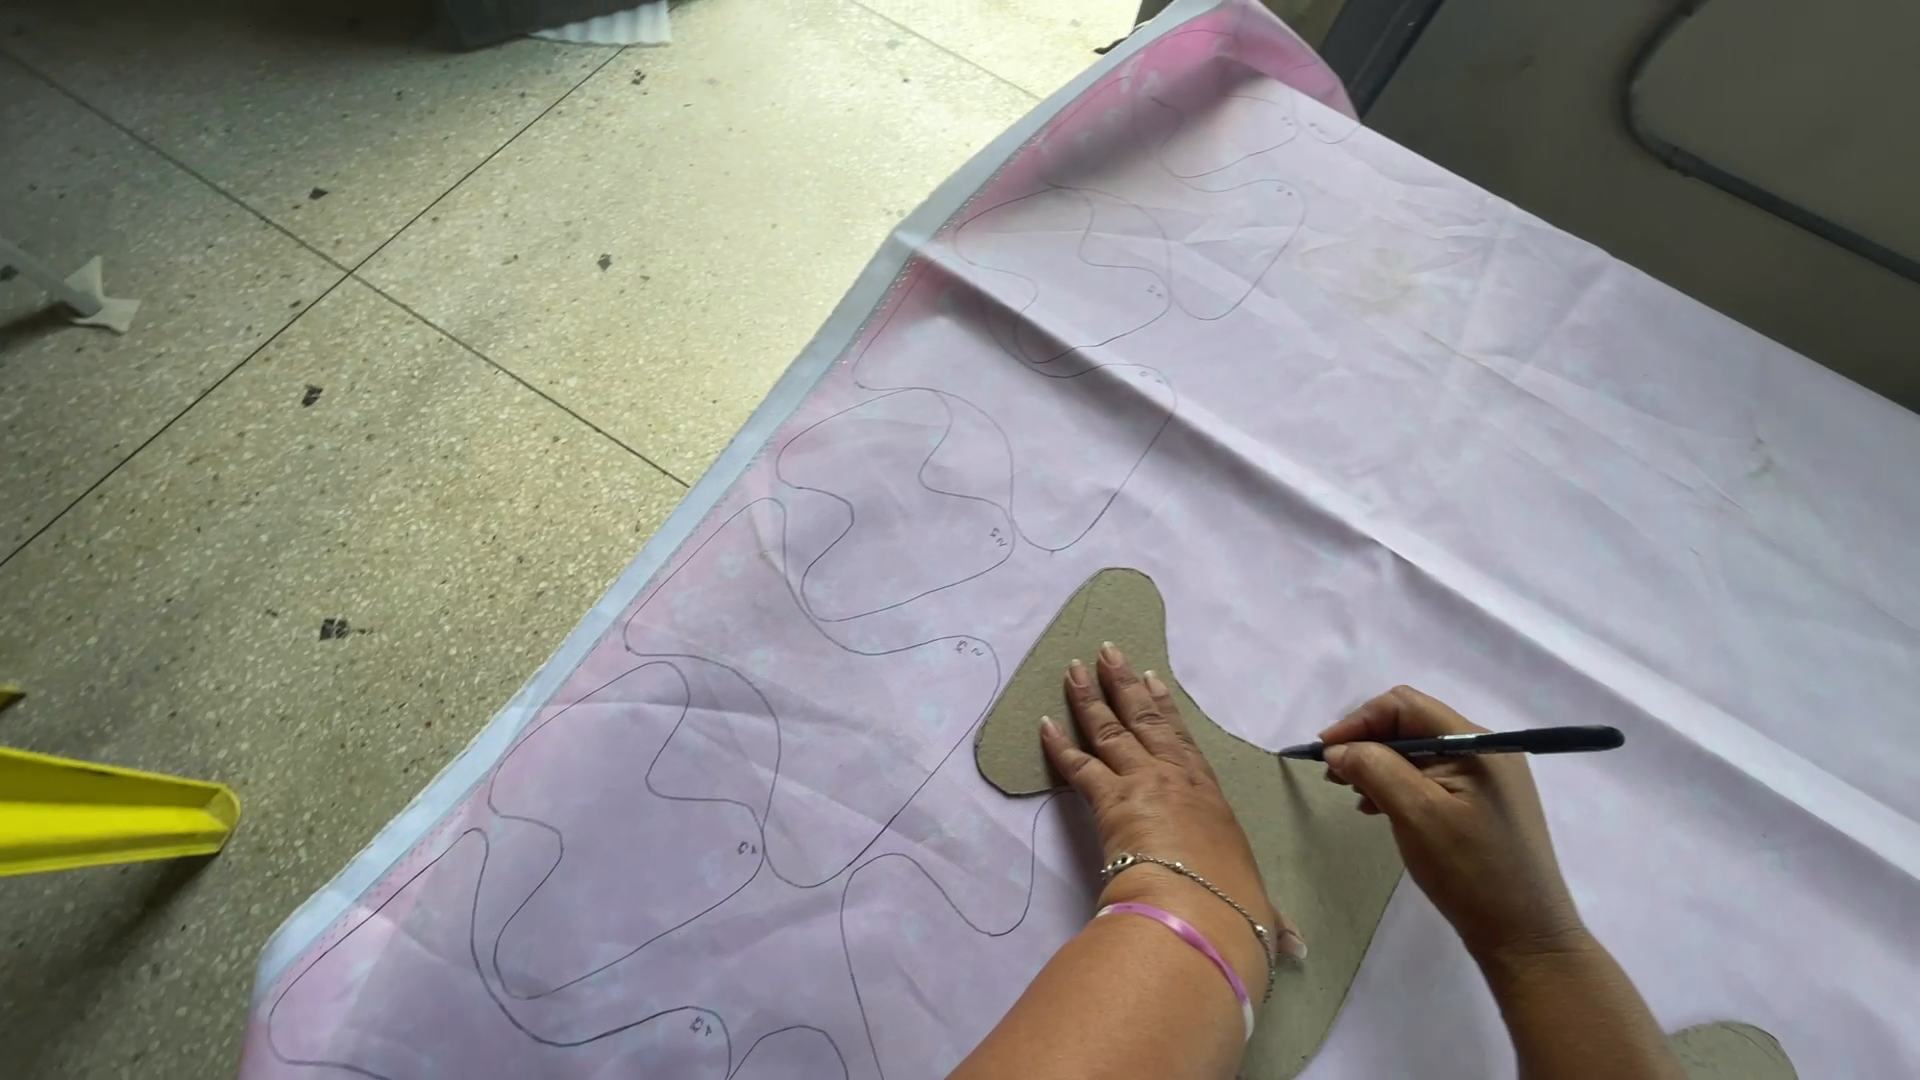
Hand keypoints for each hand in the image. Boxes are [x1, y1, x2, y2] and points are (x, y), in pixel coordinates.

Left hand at [1040, 644, 1305, 988]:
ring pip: (1108, 729)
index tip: (1151, 679)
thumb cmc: (1235, 907)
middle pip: (1142, 719)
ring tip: (1072, 669)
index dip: (1164, 707)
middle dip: (1123, 683)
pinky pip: (1077, 765)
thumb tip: (1294, 946)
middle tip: (1106, 653)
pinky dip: (1059, 745)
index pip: (1181, 739)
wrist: (1202, 913)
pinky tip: (1043, 725)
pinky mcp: (1110, 799)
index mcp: (1207, 793)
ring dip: (1088, 697)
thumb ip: (1269, 920)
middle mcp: (1173, 777)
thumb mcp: (1255, 907)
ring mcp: (1140, 782)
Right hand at [1320, 686, 1585, 965]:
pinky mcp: (1477, 801)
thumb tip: (1337, 749)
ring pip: (1412, 750)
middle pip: (1408, 723)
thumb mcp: (1415, 813)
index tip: (1326, 751)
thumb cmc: (1470, 871)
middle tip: (1333, 774)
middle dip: (1365, 742)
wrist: (1525, 939)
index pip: (1404, 705)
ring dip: (1375, 763)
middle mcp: (1483, 750)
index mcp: (1476, 744)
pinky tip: (1376, 807)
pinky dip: (1393, 783)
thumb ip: (1373, 768)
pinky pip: (1424, 775)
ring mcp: (1483, 777)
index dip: (1360, 721)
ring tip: (1352, 792)